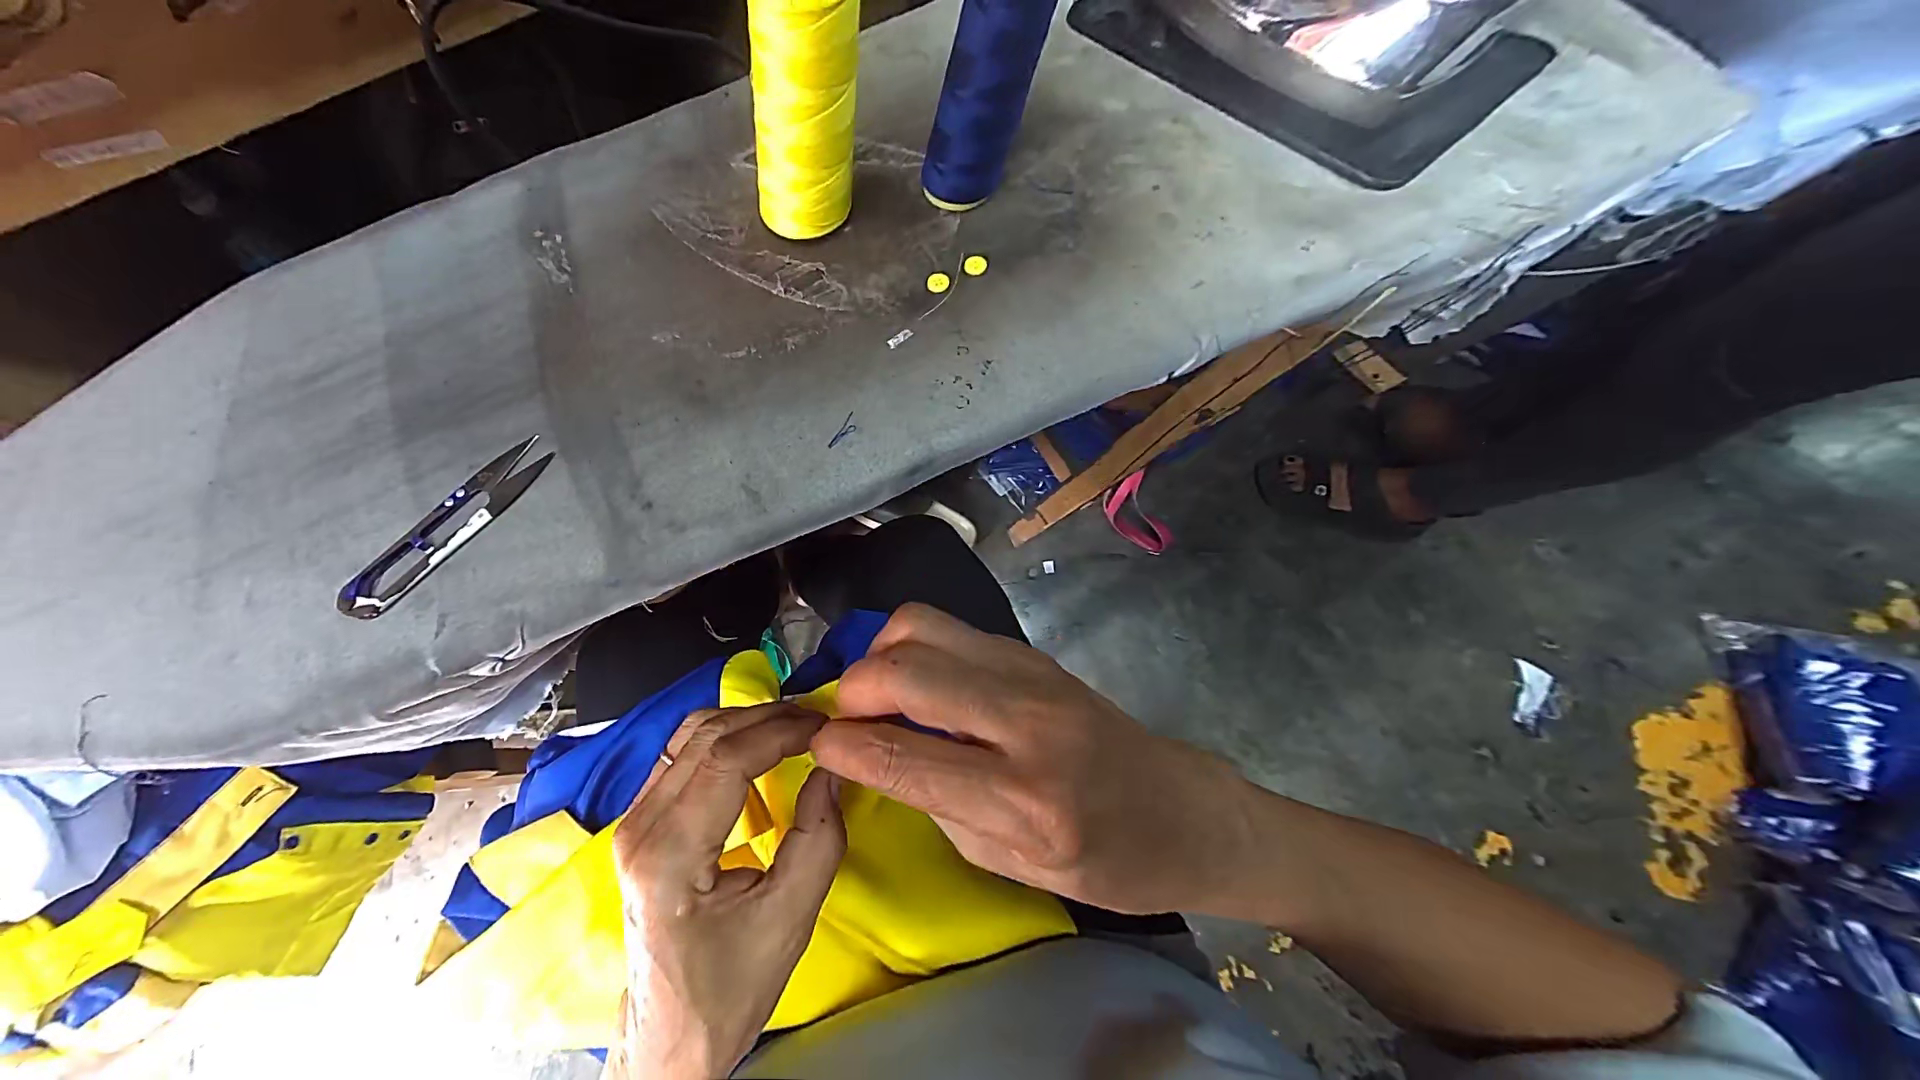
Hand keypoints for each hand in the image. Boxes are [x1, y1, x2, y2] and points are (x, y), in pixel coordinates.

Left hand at [607, 704, 844, 1079]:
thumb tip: (832, 771)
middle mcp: (640, 828)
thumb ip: (818, 839)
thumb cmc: (729, 988)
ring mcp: (633, 823)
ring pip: (689, 736)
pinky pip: (684, 755)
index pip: (726, 758)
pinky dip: (728, 737)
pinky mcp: (641, 823)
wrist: (669, 1035)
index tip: (825, 728)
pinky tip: (762, 746)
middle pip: (705, 736)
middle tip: (817, 721)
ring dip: (746, 720)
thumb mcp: (790, 919)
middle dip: (768, 717)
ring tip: (795, 728)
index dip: (780, 731)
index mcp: (670, 855)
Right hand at [809, 604, 1256, 915]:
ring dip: (883, 655)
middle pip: (905, 668)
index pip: (898, 754)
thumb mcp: (1008, 864)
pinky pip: (954, 631)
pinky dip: (919, 649)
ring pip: (924, 626)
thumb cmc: (1103, 861)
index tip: (817, 745)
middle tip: (846, 717)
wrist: (1181, 811)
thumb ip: (936, 804)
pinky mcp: (1035, 654)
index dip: (839, 745)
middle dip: (853, 687)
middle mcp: (1026, 722)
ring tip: (883, 694)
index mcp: (1021, 799)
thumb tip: (873, 756)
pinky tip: (925, 685)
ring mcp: (1033, 675)